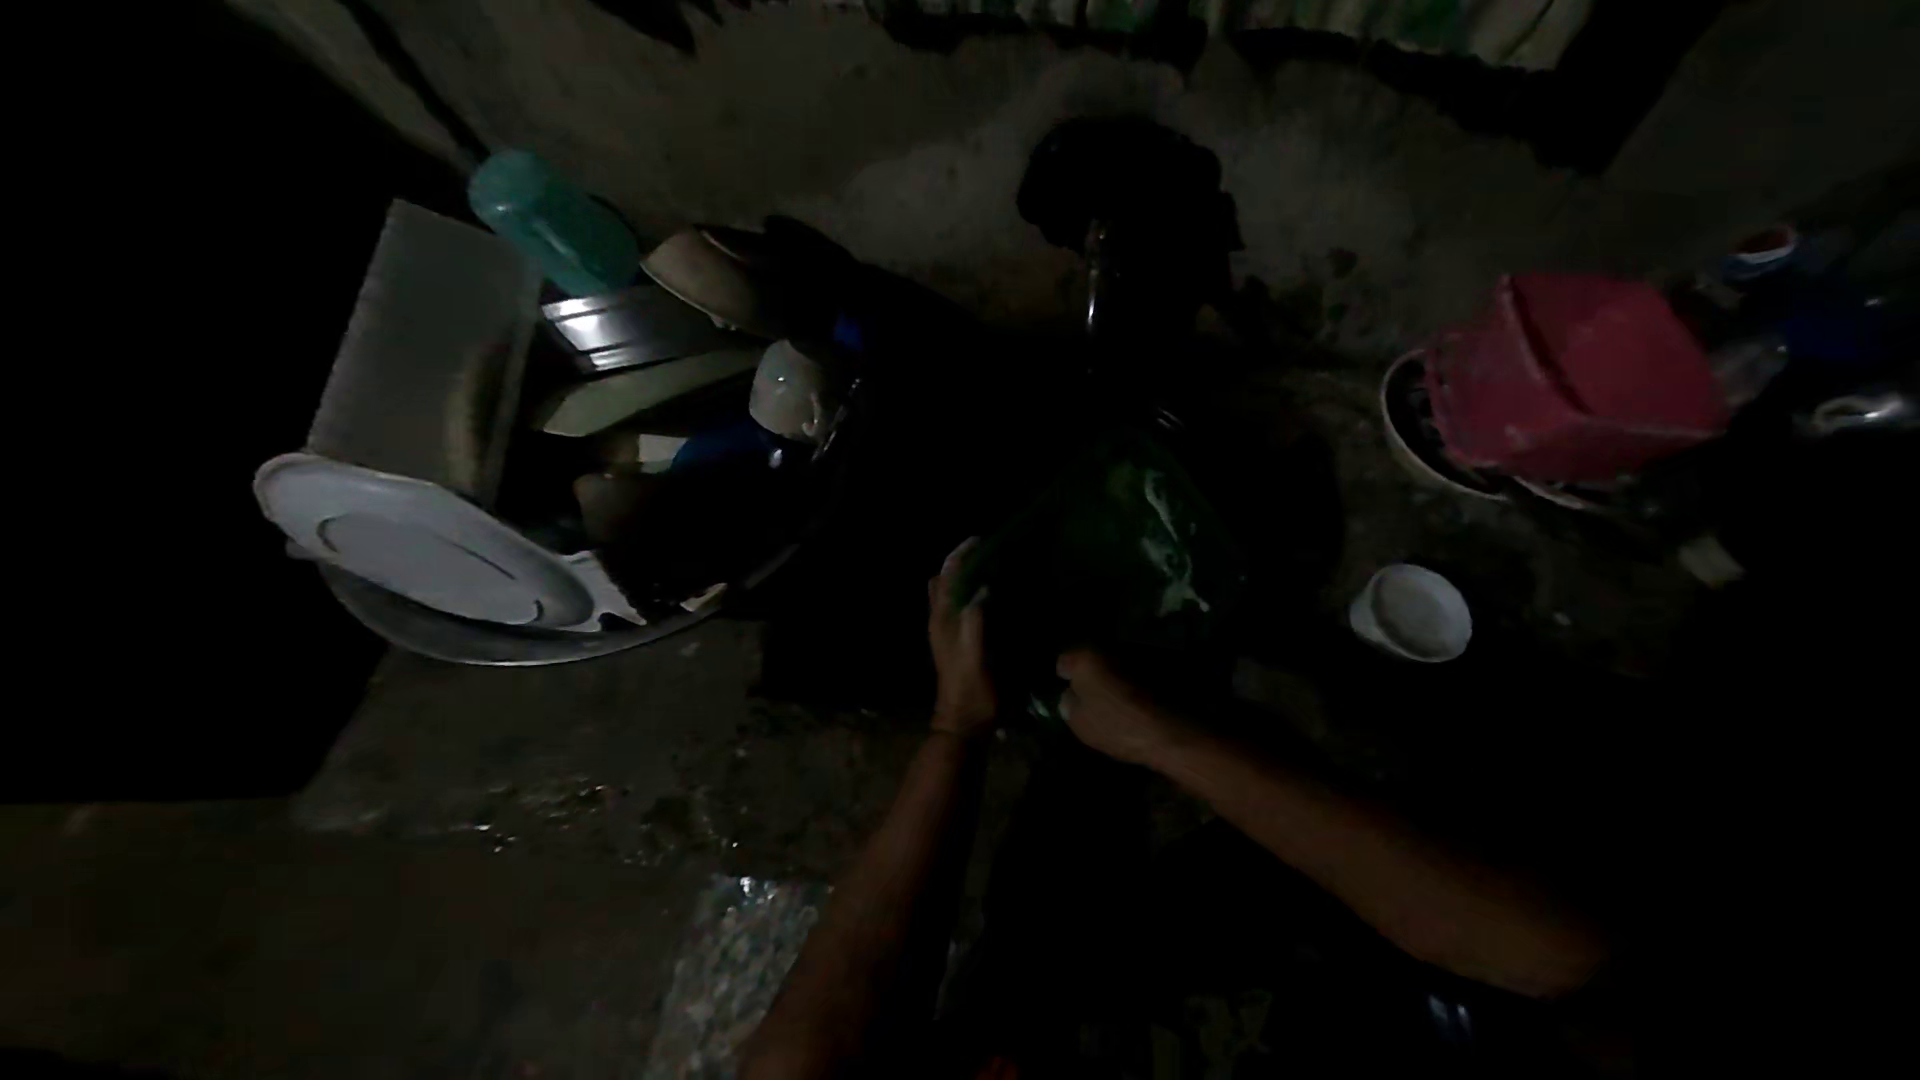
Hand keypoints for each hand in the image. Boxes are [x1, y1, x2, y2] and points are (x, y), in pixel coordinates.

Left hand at [929, 538, 993, 737]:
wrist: (963, 722)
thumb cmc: (971, 691)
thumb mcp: (974, 656)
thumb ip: (974, 623)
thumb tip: (983, 589)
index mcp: (942, 620)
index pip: (945, 576)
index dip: (960, 556)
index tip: (979, 539)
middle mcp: (941, 620)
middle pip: (943, 580)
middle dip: (961, 562)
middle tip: (988, 552)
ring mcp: (948, 631)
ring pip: (951, 593)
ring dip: (966, 577)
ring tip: (994, 568)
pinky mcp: (958, 641)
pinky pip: (961, 607)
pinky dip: (973, 594)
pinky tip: (995, 596)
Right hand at [1056, 650, 1186, 766]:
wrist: (1177, 731)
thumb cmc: (1120, 727)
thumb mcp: (1080, 724)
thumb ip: (1068, 703)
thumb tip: (1070, 694)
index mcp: (1087, 657)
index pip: (1065, 661)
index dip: (1066, 676)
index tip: (1070, 689)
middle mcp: (1112, 646)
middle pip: (1095, 657)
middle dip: (1094, 672)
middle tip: (1096, 694)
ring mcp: (1140, 651)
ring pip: (1119, 661)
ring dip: (1118, 674)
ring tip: (1123, 698)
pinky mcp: (1166, 661)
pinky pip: (1142, 668)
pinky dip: (1139, 679)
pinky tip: (1144, 699)